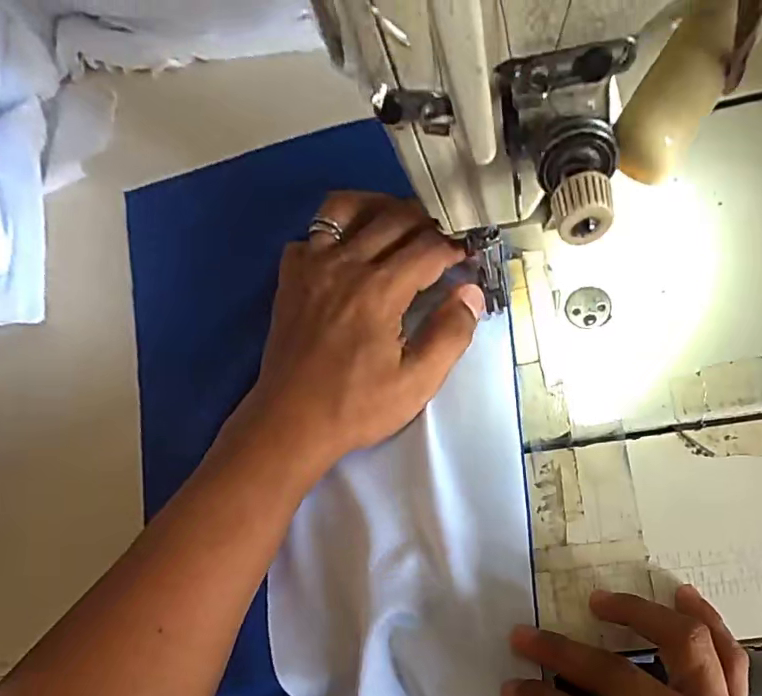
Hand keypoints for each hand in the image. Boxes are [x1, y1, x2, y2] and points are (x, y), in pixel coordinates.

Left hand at [238, 192, 482, 472]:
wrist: (292, 421)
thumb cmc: (356, 407)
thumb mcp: (416, 383)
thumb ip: (450, 335)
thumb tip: (471, 294)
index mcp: (379, 290)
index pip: (427, 248)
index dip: (455, 246)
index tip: (469, 253)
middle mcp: (345, 265)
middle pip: (393, 218)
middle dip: (426, 221)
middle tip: (444, 237)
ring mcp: (312, 267)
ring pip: (348, 209)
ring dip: (380, 207)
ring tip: (399, 224)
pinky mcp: (291, 278)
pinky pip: (314, 232)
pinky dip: (337, 230)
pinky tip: (351, 251)